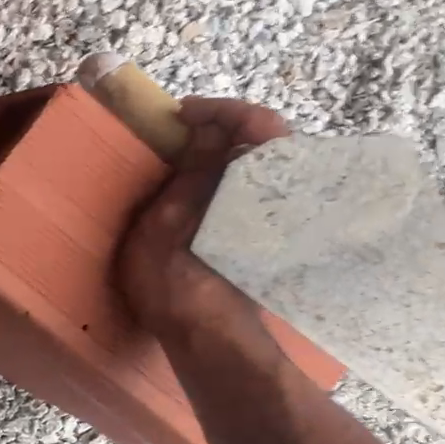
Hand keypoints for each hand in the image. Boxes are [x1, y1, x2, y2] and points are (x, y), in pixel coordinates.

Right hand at [116, 98, 291, 343]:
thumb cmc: (174, 280)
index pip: (256, 123)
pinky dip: (227, 177)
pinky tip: (198, 189)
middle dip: (222, 128)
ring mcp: (275, 212)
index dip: (219, 110)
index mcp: (257, 184)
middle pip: (263, 140)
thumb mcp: (166, 222)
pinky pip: (254, 188)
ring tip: (182, 157)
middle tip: (177, 132)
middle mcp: (278, 192)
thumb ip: (194, 173)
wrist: (202, 333)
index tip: (179, 114)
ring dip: (223, 153)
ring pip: (260, 164)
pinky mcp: (266, 230)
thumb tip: (208, 127)